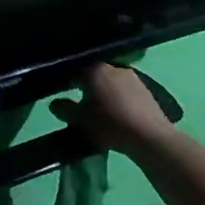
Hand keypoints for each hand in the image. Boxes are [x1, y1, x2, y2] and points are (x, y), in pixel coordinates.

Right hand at [49, 64, 179, 152]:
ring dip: (105, 93)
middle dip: (87, 87)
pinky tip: (119, 113)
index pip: (74, 71)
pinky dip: (119, 99)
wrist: (150, 137)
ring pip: (111, 82)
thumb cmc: (109, 124)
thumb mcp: (79, 120)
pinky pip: (125, 91)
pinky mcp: (147, 90)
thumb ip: (64, 109)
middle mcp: (113, 68)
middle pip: (94, 75)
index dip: (66, 83)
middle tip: (82, 104)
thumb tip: (54, 103)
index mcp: (94, 70)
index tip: (63, 94)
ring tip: (102, 110)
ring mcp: (133, 77)